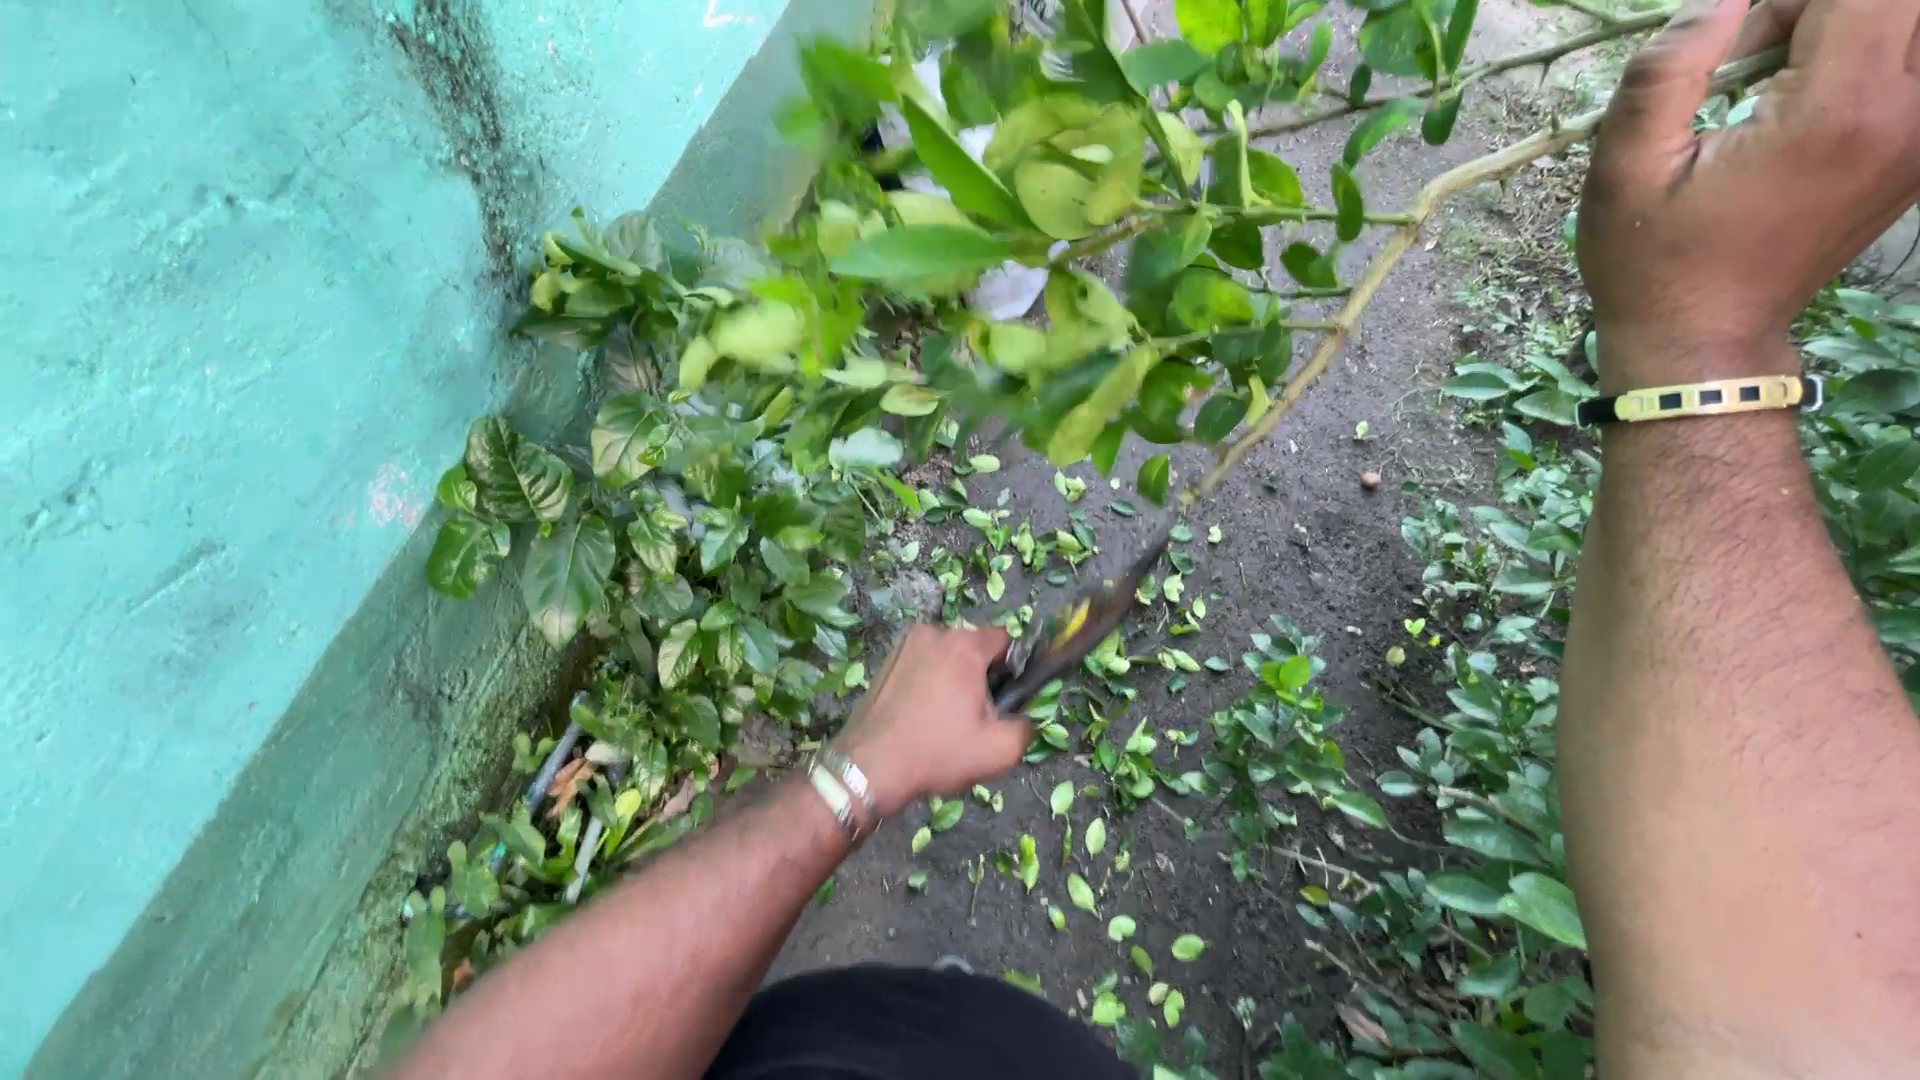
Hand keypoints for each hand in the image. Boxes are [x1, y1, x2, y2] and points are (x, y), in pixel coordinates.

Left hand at [832, 624, 1026, 817]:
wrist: (869, 768)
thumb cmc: (936, 753)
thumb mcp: (998, 751)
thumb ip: (1026, 727)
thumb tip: (1024, 717)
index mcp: (963, 645)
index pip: (1007, 641)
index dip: (1015, 669)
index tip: (1009, 699)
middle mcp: (934, 633)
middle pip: (975, 649)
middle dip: (982, 677)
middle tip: (976, 717)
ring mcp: (905, 644)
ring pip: (947, 657)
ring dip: (954, 680)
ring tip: (946, 720)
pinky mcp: (886, 660)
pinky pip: (923, 664)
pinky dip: (929, 683)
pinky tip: (922, 716)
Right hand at [1578, 0, 1919, 389]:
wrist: (1700, 336)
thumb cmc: (1649, 261)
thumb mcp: (1623, 173)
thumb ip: (1665, 74)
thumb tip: (1716, 2)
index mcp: (1836, 111)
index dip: (1786, 0)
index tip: (1729, 50)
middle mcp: (1912, 110)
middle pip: (1899, 5)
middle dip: (1825, 11)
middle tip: (1753, 61)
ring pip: (1910, 34)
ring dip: (1848, 36)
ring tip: (1778, 86)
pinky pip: (1911, 73)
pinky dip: (1864, 67)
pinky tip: (1800, 113)